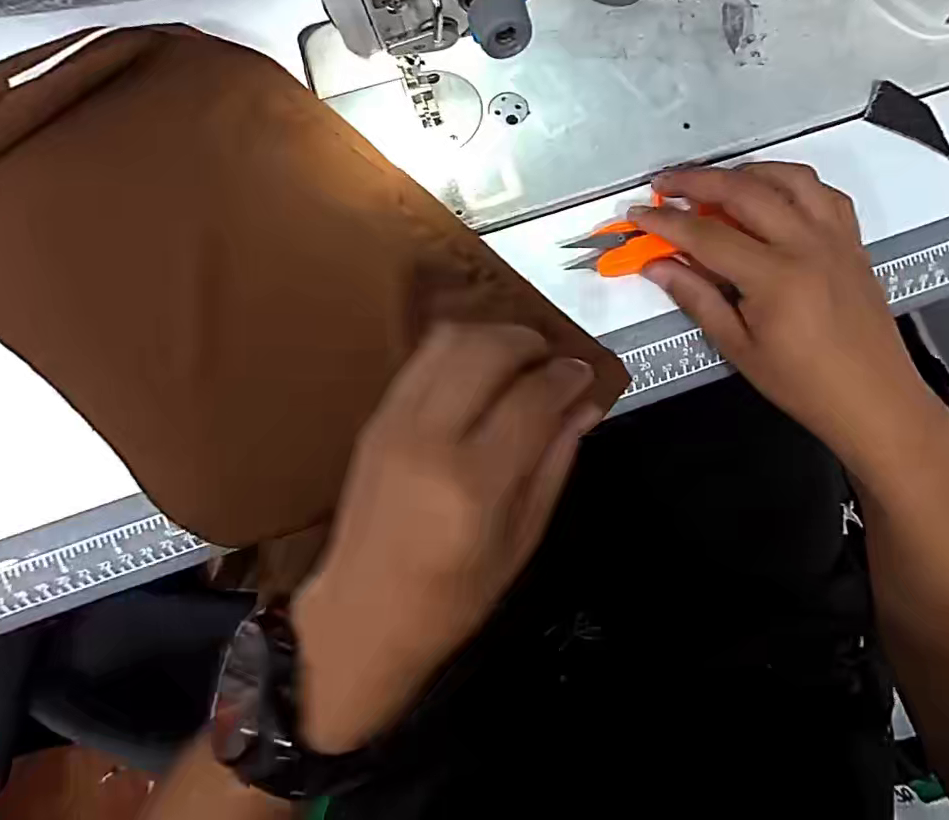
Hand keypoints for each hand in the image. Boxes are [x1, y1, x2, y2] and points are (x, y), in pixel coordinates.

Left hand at [292, 323, 602, 753]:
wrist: (362, 612)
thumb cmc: (453, 595)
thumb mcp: (523, 537)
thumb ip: (556, 460)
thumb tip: (586, 404)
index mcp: (473, 483)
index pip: (532, 398)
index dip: (567, 376)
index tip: (585, 372)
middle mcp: (430, 439)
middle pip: (487, 350)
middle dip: (531, 341)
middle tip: (553, 359)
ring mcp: (395, 422)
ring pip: (450, 340)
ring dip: (493, 335)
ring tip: (519, 358)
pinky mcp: (376, 417)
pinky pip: (423, 357)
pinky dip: (460, 348)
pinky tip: (480, 369)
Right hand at [633, 163, 948, 477]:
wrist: (874, 400)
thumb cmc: (804, 384)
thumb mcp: (738, 346)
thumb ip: (696, 297)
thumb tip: (657, 266)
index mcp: (775, 277)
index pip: (706, 234)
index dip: (665, 221)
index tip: (639, 215)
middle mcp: (807, 245)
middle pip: (744, 190)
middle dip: (697, 180)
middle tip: (666, 183)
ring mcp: (835, 238)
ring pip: (788, 177)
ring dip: (746, 171)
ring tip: (716, 182)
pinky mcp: (853, 241)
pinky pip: (823, 193)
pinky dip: (792, 183)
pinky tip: (772, 196)